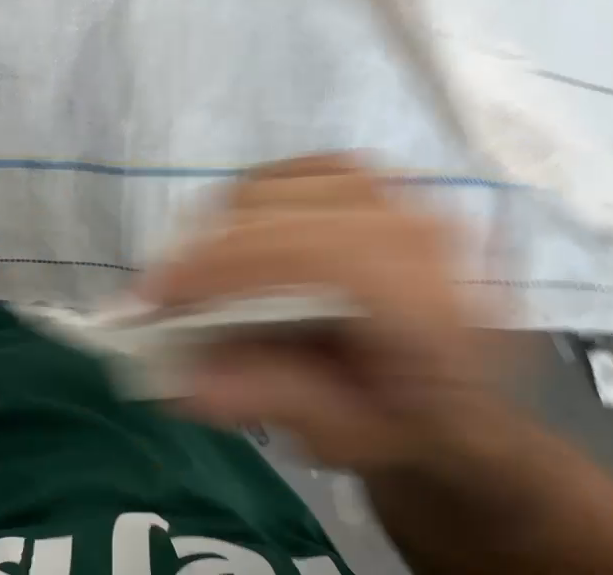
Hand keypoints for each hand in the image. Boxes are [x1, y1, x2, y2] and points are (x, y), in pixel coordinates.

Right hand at [138, 154, 501, 474]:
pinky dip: (244, 203)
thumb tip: (186, 383)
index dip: (219, 267)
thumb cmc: (405, 427)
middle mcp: (415, 225)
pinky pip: (282, 173)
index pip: (304, 253)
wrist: (459, 404)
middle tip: (159, 297)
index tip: (153, 298)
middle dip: (204, 252)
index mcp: (424, 296)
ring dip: (219, 228)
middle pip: (274, 211)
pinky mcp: (371, 178)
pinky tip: (234, 242)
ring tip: (193, 276)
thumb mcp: (347, 438)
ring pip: (271, 185)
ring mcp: (394, 191)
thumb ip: (275, 401)